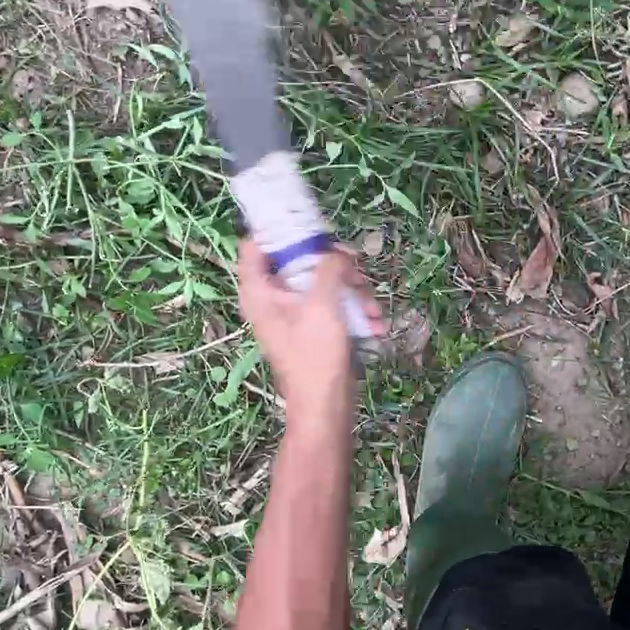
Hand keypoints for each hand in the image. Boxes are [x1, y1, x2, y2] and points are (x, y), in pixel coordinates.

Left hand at [235, 242, 383, 425]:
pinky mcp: (314, 327)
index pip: (254, 244)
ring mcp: (294, 314)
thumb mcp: (323, 304)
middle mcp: (272, 299)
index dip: (278, 229)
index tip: (309, 224)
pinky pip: (333, 305)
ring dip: (353, 292)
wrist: (325, 405)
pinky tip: (375, 325)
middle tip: (355, 272)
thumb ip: (329, 269)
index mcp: (259, 291)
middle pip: (299, 262)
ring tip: (374, 310)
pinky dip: (355, 311)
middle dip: (334, 266)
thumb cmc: (315, 355)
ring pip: (323, 283)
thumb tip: (339, 252)